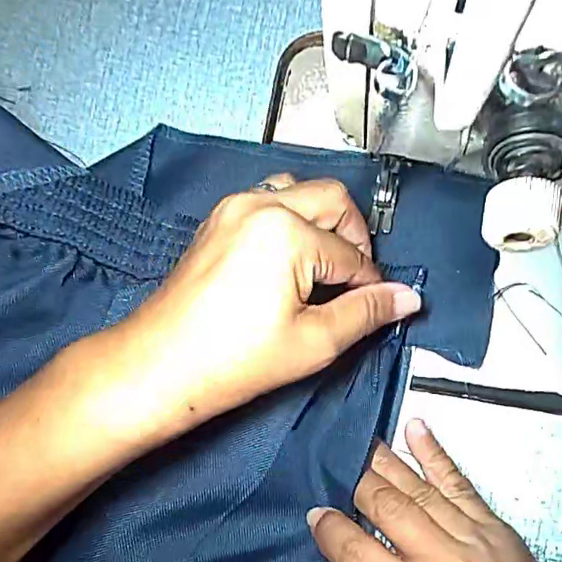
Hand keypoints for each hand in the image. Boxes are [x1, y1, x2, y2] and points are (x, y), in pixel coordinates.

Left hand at [95, 174, 420, 440]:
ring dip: (321, 224)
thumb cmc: (222, 360)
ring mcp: (231, 212)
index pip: (351, 252)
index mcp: (284, 231)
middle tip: (356, 282)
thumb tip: (403, 298)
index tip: (377, 303)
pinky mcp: (216, 224)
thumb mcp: (312, 343)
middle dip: (353, 239)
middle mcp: (257, 207)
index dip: (370, 283)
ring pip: (299, 194)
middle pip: (332, 201)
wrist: (159, 367)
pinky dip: (290, 225)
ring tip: (323, 270)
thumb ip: (365, 314)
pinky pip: (267, 204)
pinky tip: (289, 265)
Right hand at [307, 418, 561, 561]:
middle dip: (354, 486)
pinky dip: (434, 454)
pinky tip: (415, 429)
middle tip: (330, 468)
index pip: (359, 554)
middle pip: (388, 509)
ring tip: (358, 442)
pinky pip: (460, 483)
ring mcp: (482, 542)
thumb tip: (355, 548)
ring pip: (419, 490)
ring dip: (384, 463)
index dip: (329, 529)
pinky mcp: (502, 530)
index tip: (313, 513)